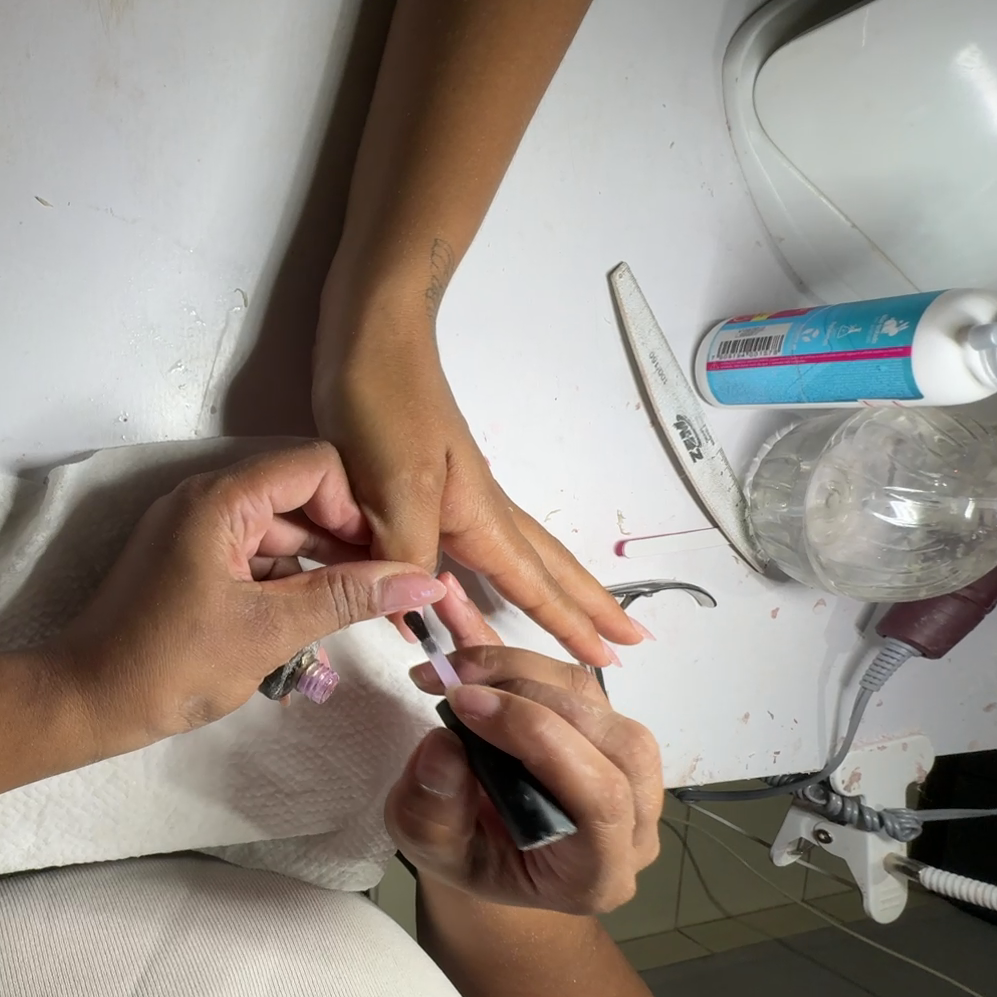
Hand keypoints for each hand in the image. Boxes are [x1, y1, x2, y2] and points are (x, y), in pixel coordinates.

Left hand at [48, 441, 447, 751]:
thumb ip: (346, 597)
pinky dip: (285, 580)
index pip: (312, 466)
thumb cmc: (173, 664)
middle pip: (296, 498)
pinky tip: (316, 616)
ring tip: (364, 608)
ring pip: (277, 532)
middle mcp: (205, 501)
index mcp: (219, 500)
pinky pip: (251, 556)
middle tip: (394, 587)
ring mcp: (194, 532)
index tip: (385, 556)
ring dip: (319, 566)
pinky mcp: (188, 561)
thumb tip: (423, 580)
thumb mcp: (268, 630)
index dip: (356, 504)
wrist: (89, 698)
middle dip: (345, 539)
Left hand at [314, 333, 640, 667]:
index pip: (532, 579)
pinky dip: (472, 566)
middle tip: (627, 642)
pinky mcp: (417, 475)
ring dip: (537, 586)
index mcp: (475, 512)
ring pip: (504, 551)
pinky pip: (458, 537)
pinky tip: (455, 571)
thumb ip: (407, 552)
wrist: (369, 337)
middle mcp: (473, 504)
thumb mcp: (394, 485)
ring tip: (565, 614)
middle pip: (541, 562)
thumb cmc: (384, 407)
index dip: (565, 621)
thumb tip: (415, 615)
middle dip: (581, 604)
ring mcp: (449, 488)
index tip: (613, 658)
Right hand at [385, 572, 662, 913]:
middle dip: (532, 696)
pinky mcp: (603, 735)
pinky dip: (522, 662)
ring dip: (525, 671)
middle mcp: (633, 825)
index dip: (536, 736)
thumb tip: (446, 743)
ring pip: (601, 703)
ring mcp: (629, 778)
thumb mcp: (424, 844)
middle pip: (616, 742)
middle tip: (453, 679)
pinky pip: (578, 685)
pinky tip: (473, 659)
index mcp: (597, 871)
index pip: (601, 797)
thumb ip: (432, 808)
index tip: (461, 702)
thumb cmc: (459, 855)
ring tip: (457, 667)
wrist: (482, 851)